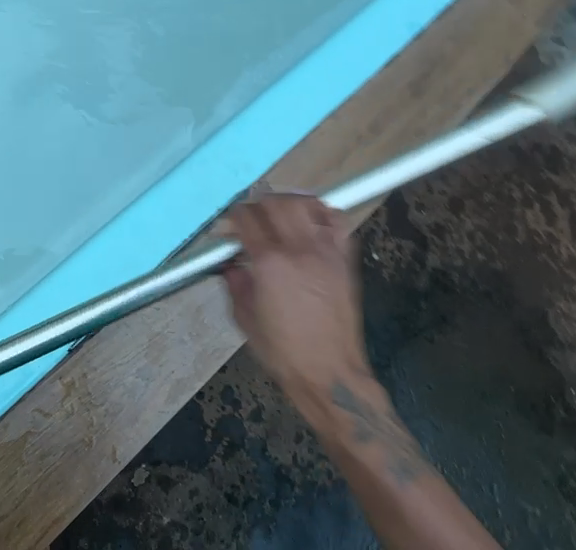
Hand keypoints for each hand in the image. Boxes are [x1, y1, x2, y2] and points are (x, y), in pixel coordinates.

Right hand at [221, 194, 370, 410]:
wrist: (330, 374)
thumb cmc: (284, 353)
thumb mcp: (245, 319)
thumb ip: (236, 284)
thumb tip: (232, 264)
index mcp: (269, 263)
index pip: (247, 218)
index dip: (234, 217)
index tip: (229, 226)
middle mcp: (298, 249)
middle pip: (276, 203)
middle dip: (258, 204)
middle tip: (252, 216)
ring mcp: (326, 252)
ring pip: (308, 204)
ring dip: (289, 202)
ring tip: (280, 211)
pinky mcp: (345, 260)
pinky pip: (337, 222)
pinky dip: (323, 213)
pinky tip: (311, 221)